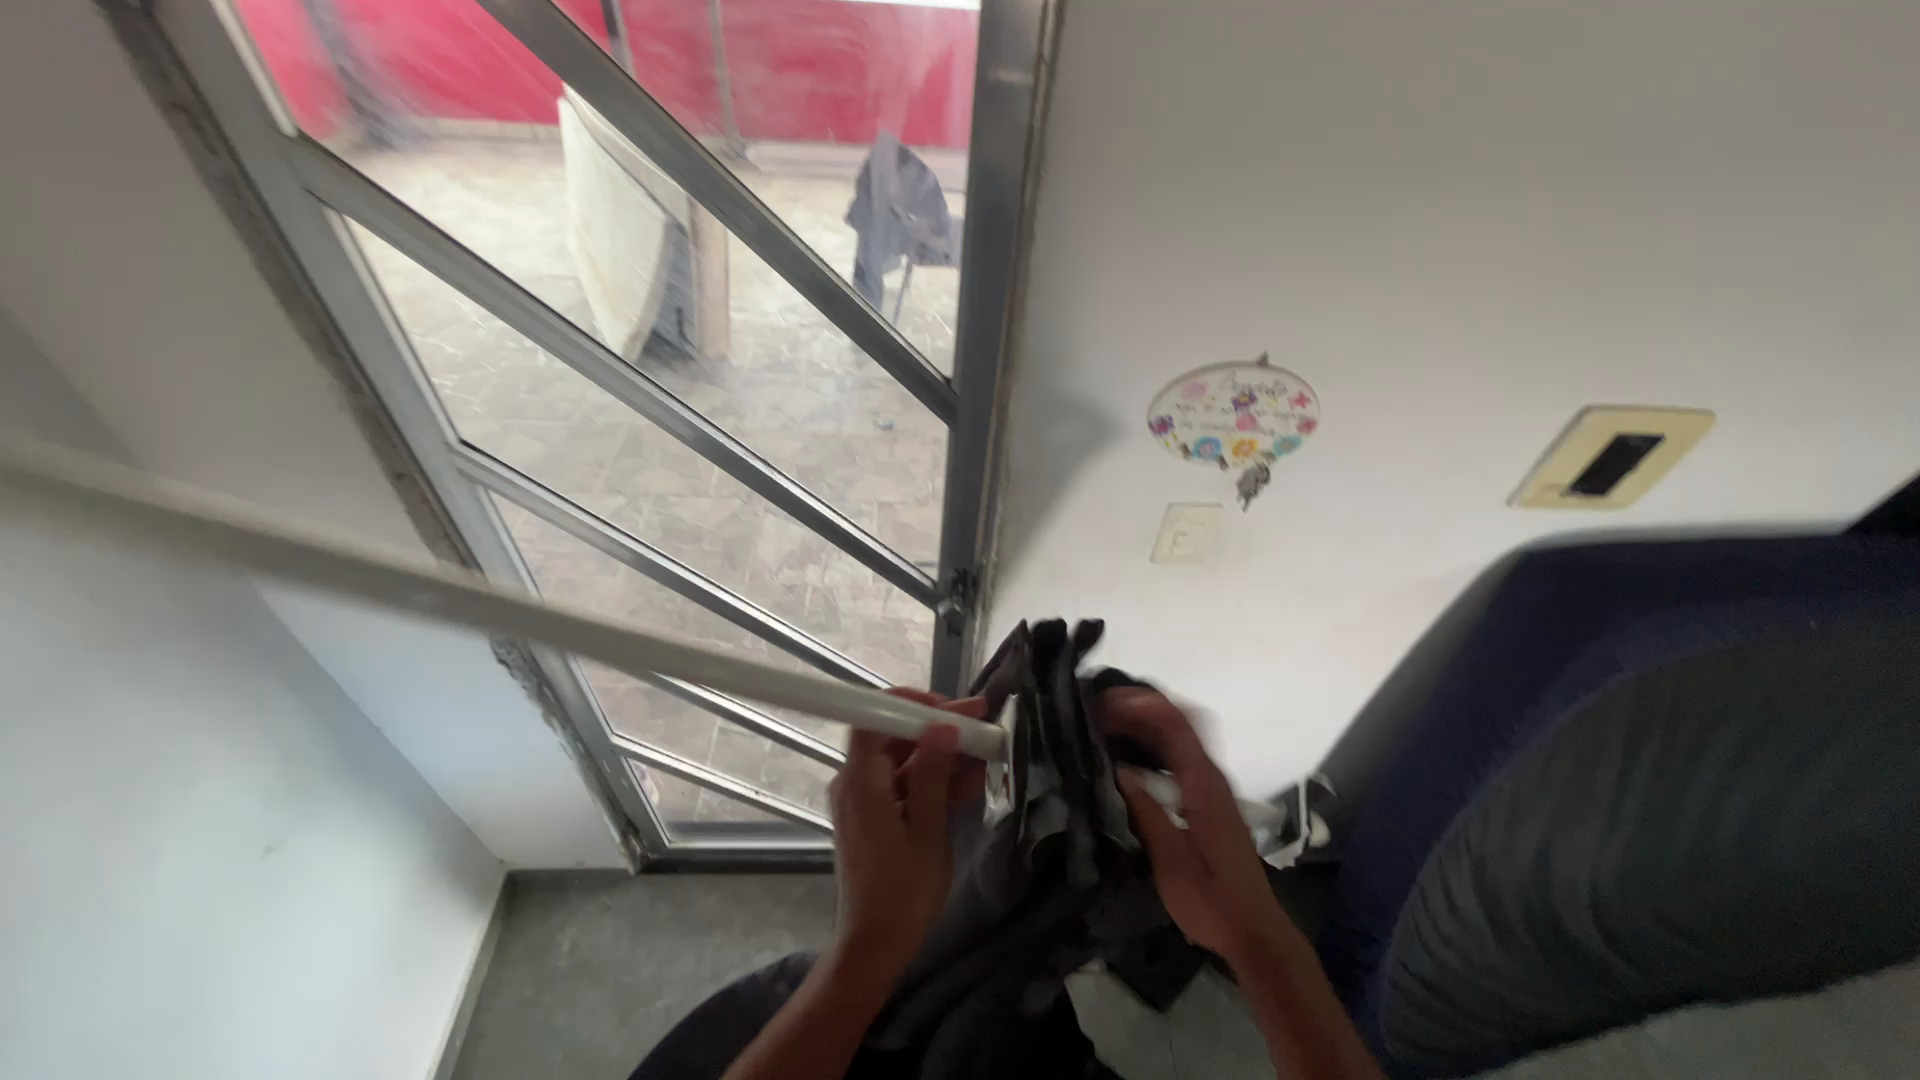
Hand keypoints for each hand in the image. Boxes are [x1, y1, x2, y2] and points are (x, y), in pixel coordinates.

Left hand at [825, 690, 985, 984]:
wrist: (876, 943)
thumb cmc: (903, 890)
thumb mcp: (927, 831)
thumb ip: (932, 775)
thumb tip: (942, 728)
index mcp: (860, 782)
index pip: (872, 719)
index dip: (908, 704)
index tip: (948, 706)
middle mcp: (855, 783)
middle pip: (892, 737)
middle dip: (936, 727)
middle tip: (979, 722)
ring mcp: (863, 801)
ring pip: (902, 761)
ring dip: (940, 755)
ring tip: (983, 751)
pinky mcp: (874, 818)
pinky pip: (902, 786)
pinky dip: (931, 781)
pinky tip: (968, 781)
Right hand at [1103, 688, 1291, 965]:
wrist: (1253, 932)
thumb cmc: (1211, 900)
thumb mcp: (1171, 859)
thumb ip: (1146, 812)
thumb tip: (1118, 771)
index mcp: (1204, 785)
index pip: (1178, 726)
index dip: (1143, 705)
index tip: (1107, 703)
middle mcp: (1212, 778)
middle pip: (1181, 722)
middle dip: (1142, 707)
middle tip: (1100, 710)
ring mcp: (1213, 789)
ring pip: (1182, 737)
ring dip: (1147, 723)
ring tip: (1107, 725)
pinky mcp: (1208, 802)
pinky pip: (1181, 756)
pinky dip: (1156, 744)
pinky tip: (1130, 756)